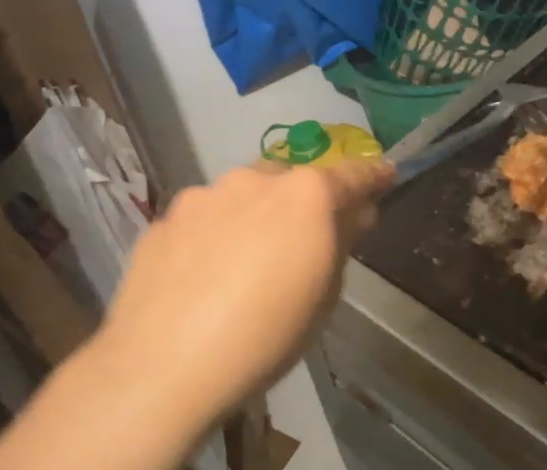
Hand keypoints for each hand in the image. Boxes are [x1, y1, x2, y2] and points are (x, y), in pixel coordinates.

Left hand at [94, 157, 393, 418]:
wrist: (159, 371)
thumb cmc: (264, 334)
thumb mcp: (324, 294)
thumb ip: (341, 243)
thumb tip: (352, 216)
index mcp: (305, 194)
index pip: (353, 175)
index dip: (374, 177)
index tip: (387, 176)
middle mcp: (255, 180)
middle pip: (291, 181)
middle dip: (302, 202)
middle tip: (304, 239)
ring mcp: (202, 197)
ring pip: (240, 196)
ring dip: (252, 216)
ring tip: (244, 263)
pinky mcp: (161, 223)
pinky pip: (200, 222)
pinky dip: (210, 238)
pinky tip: (202, 278)